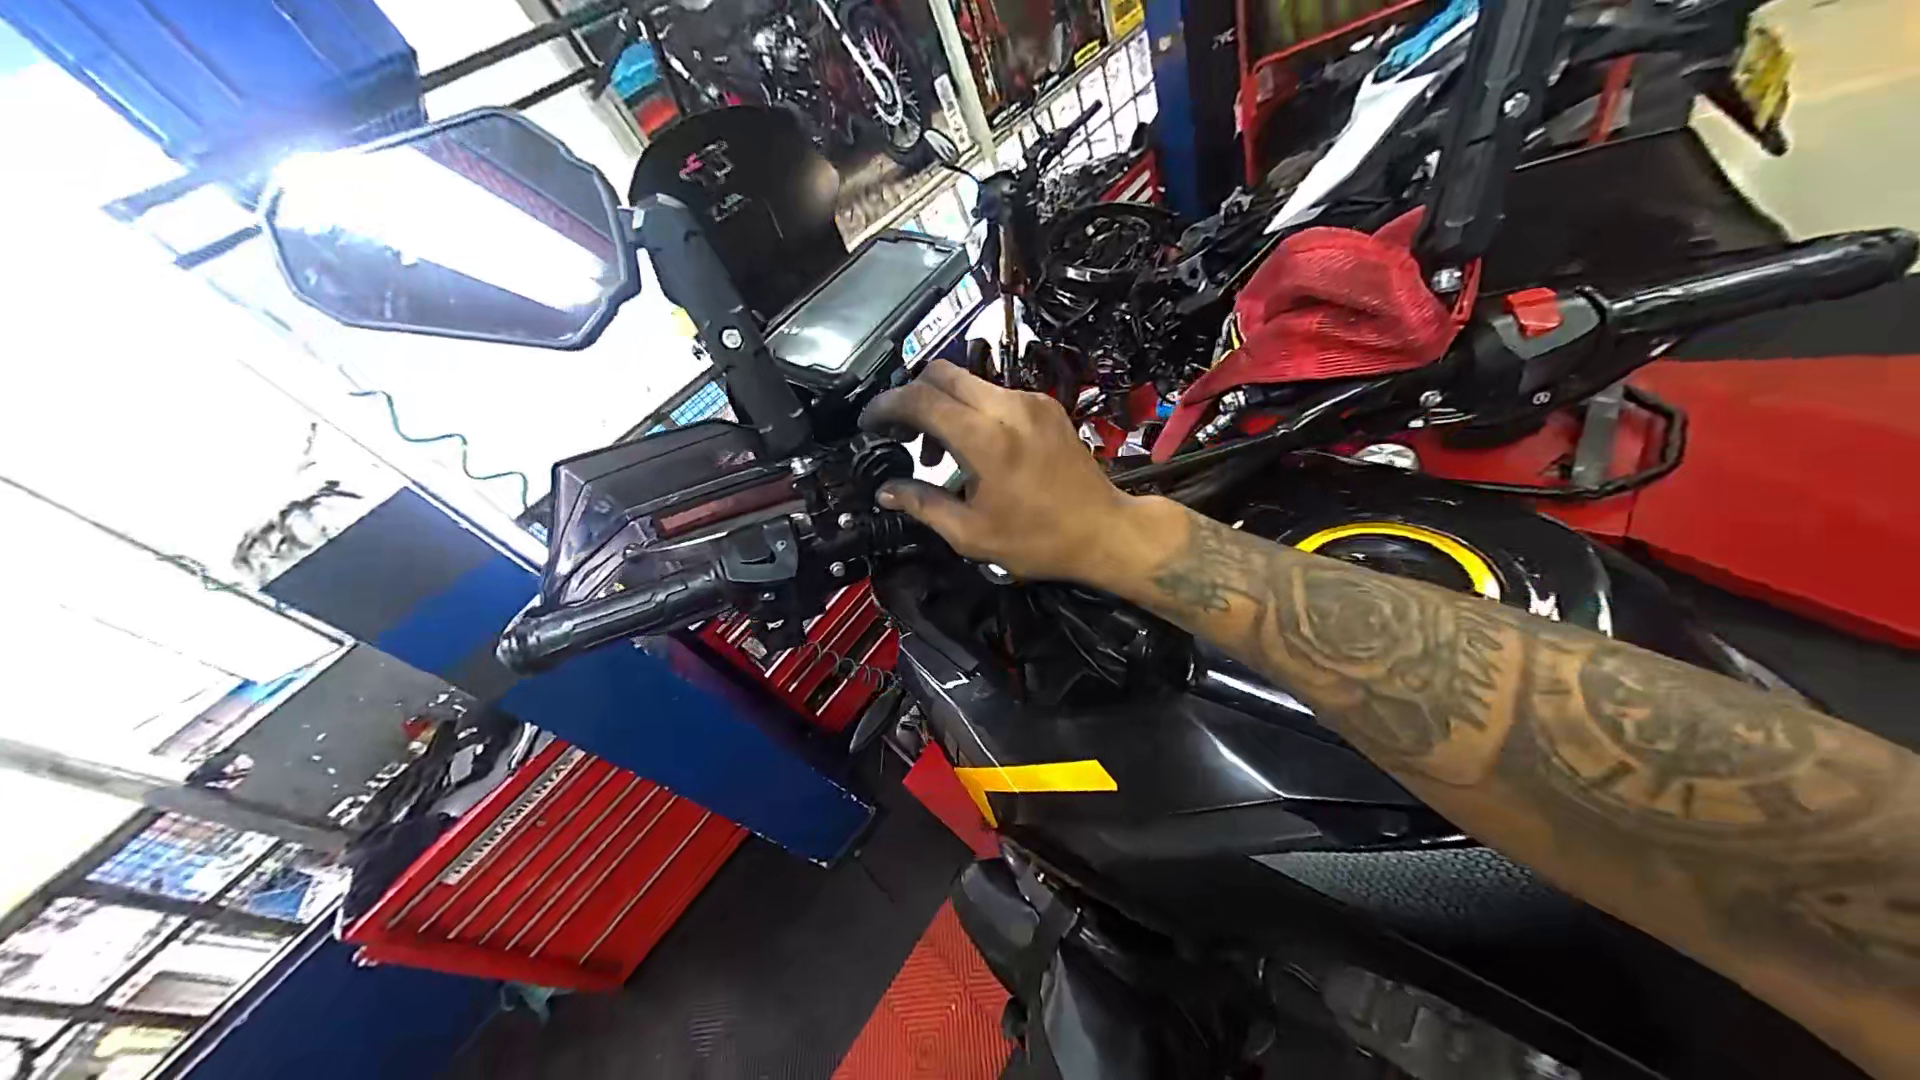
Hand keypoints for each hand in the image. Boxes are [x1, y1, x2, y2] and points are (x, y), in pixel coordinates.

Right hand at [860, 359, 1141, 581]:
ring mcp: (1031, 401)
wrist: (1104, 531)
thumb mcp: (971, 534)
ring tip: (938, 453)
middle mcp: (1009, 407)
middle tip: (901, 434)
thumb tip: (886, 491)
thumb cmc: (1039, 540)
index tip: (870, 424)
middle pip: (941, 373)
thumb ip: (923, 505)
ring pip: (967, 381)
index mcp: (987, 440)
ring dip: (941, 406)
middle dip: (911, 397)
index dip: (885, 407)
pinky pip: (993, 393)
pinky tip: (973, 446)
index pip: (921, 399)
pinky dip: (970, 410)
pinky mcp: (1045, 405)